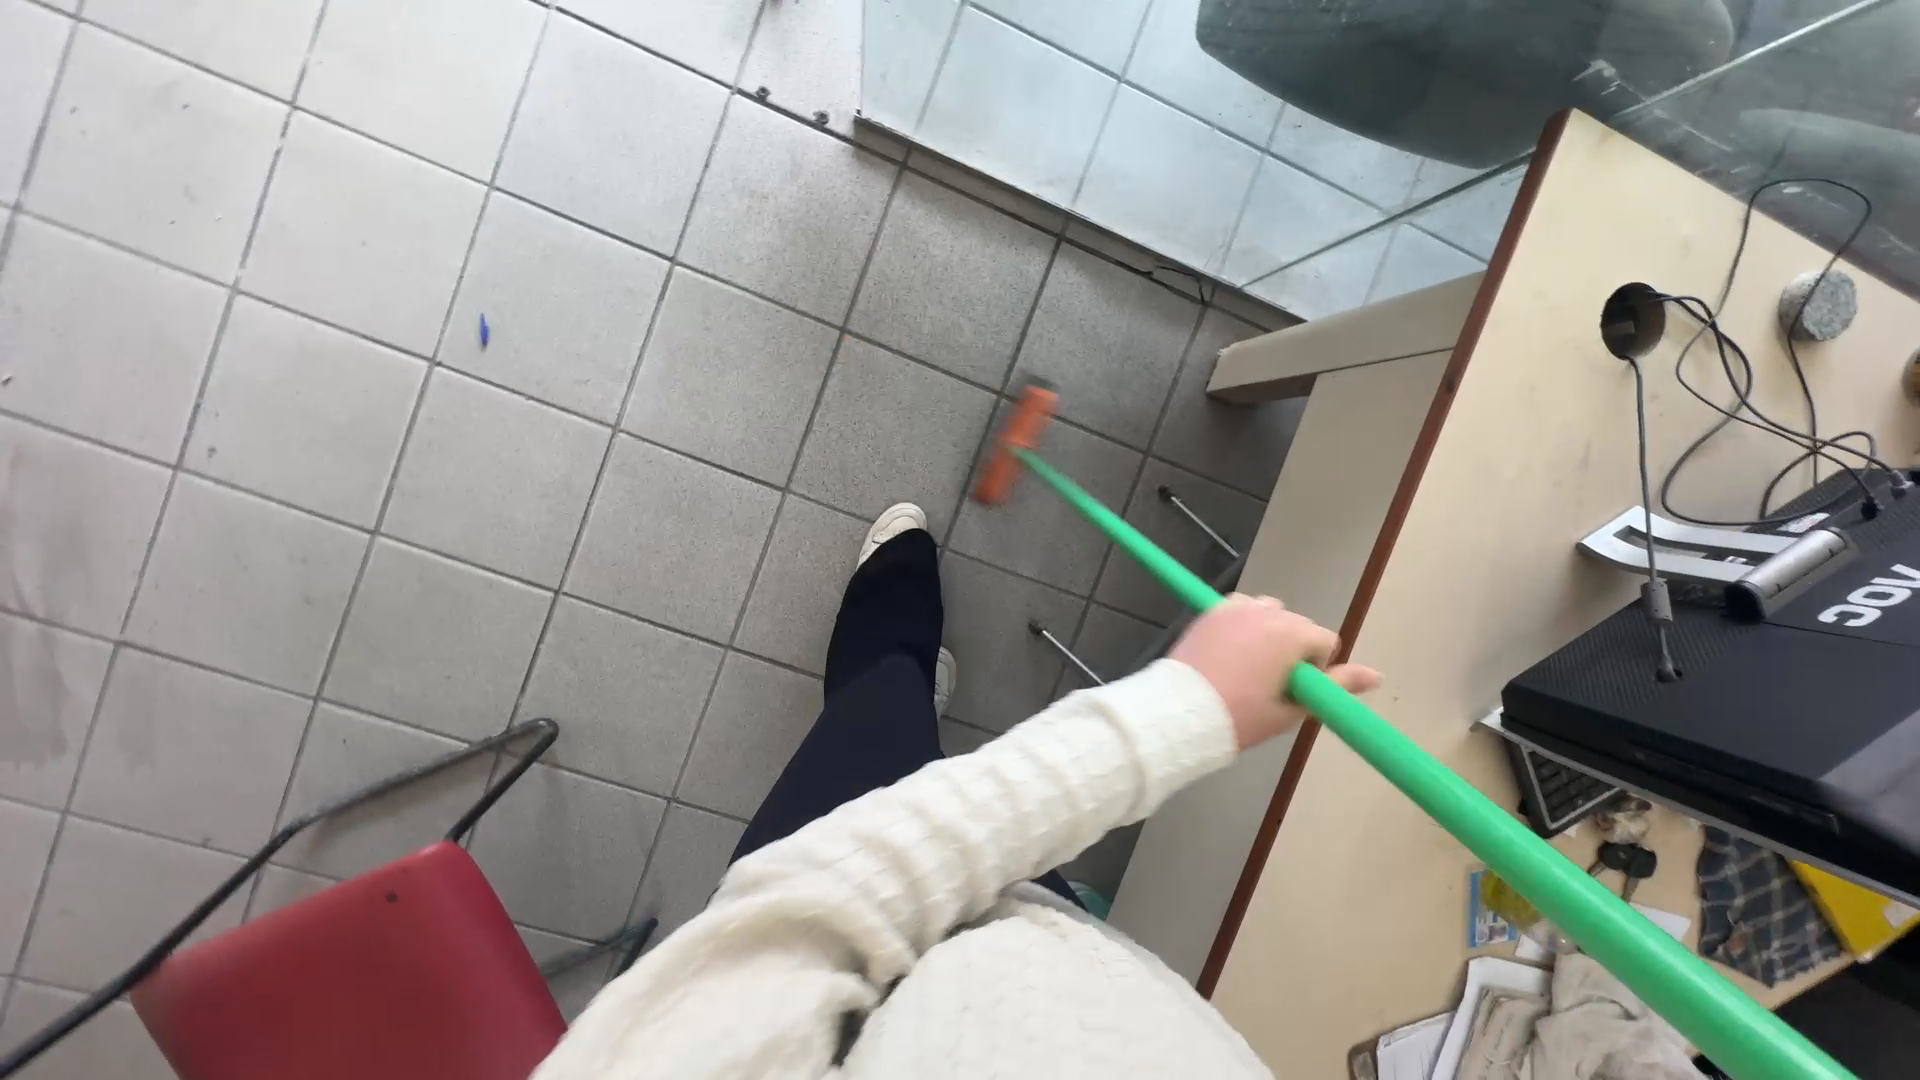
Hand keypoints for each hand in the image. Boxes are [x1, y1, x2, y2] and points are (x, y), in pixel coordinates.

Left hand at [1169, 594, 1380, 749]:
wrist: (1180, 711)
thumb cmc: (1239, 716)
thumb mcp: (1291, 709)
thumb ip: (1335, 686)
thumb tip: (1377, 675)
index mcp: (1291, 634)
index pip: (1325, 642)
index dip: (1314, 669)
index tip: (1290, 690)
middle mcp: (1266, 612)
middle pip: (1297, 625)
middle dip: (1291, 649)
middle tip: (1267, 683)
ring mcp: (1235, 608)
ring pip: (1268, 613)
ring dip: (1267, 633)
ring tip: (1247, 666)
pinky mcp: (1211, 611)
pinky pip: (1239, 608)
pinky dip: (1242, 623)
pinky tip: (1229, 651)